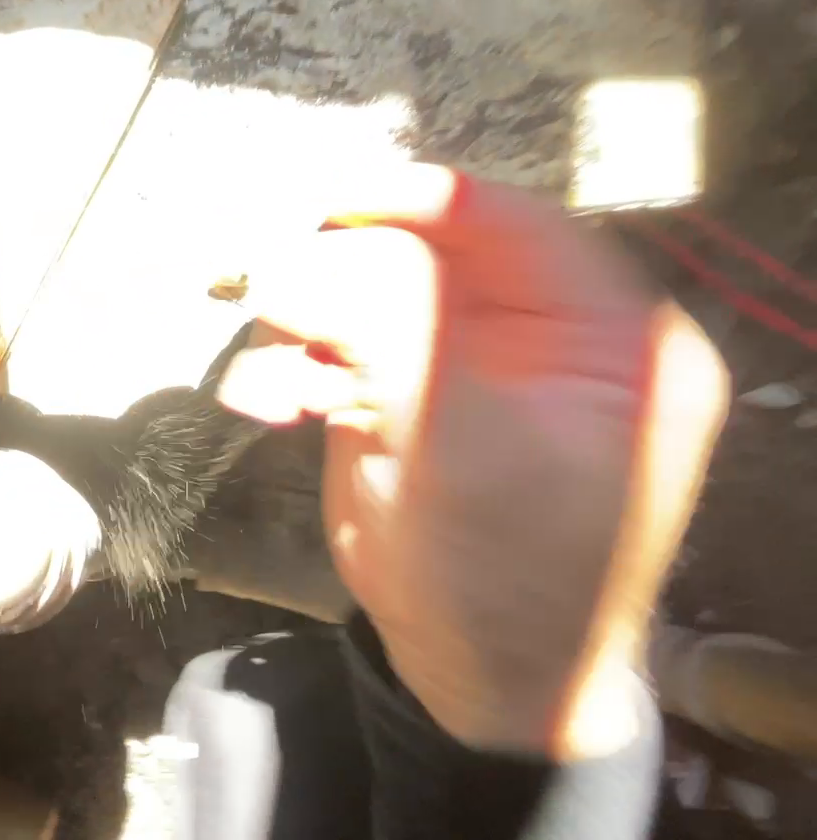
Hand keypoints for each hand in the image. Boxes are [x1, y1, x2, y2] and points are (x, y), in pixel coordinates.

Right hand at [217, 163, 727, 759]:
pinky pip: (315, 350)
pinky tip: (272, 412)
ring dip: (295, 338)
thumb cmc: (500, 558)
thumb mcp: (452, 433)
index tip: (320, 204)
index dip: (413, 200)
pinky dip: (281, 374)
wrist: (463, 657)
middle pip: (405, 256)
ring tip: (276, 391)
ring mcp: (441, 360)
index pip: (506, 221)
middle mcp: (516, 332)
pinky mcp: (380, 389)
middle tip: (264, 301)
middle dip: (328, 283)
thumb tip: (276, 260)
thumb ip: (378, 327)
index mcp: (593, 330)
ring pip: (345, 299)